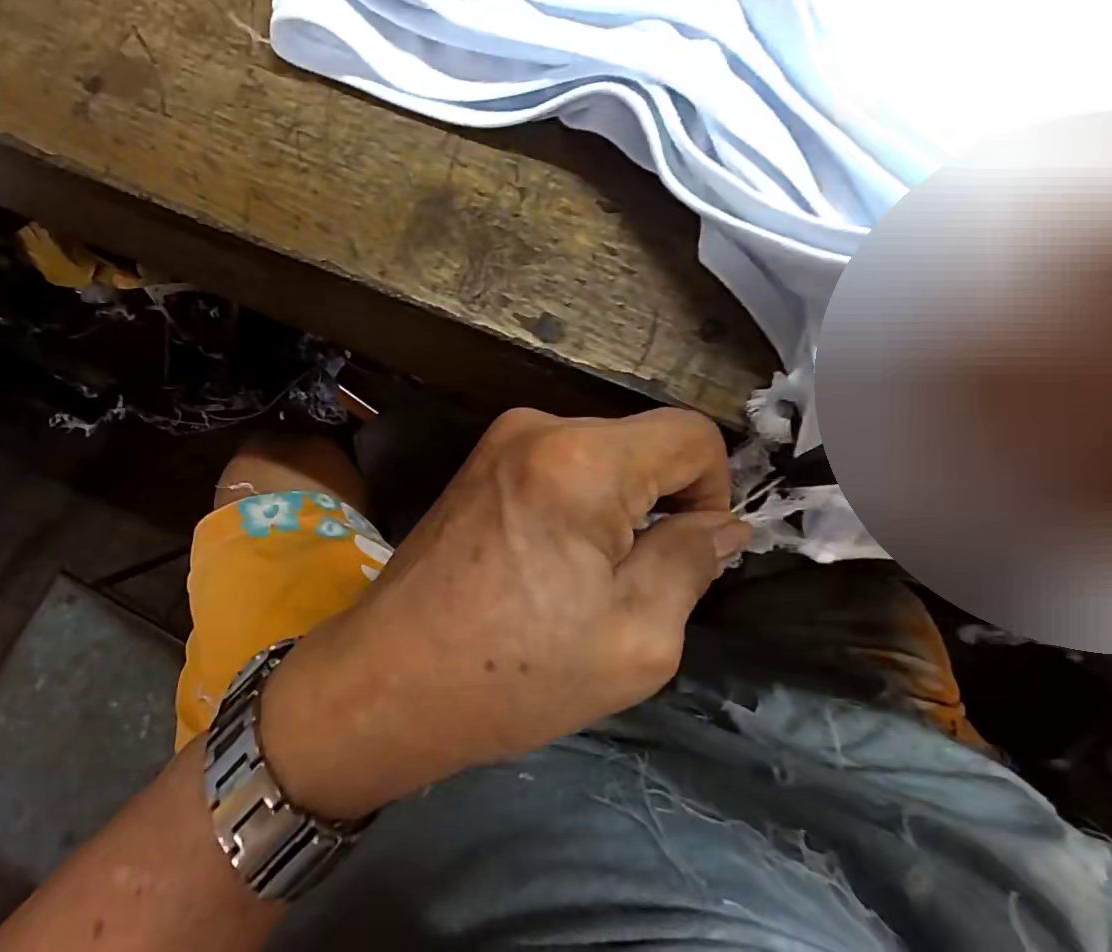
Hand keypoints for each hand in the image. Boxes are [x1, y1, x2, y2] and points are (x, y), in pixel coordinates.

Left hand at [257, 407, 749, 819]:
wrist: (386, 683)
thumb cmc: (514, 673)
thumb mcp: (637, 636)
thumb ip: (691, 562)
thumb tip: (725, 525)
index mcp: (581, 459)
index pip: (690, 434)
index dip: (714, 491)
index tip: (693, 552)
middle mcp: (536, 428)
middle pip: (642, 445)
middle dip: (658, 505)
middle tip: (631, 585)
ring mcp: (498, 443)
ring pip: (600, 459)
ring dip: (615, 513)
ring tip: (581, 584)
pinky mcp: (477, 467)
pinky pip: (558, 470)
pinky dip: (575, 510)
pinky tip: (547, 569)